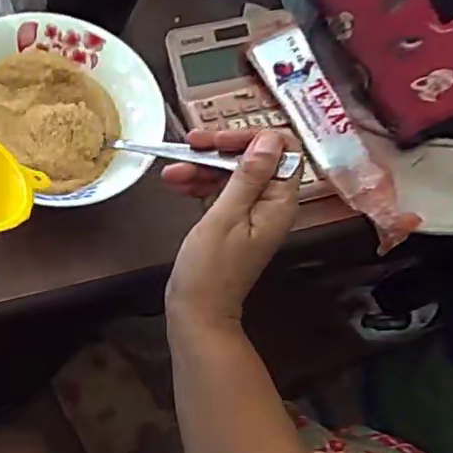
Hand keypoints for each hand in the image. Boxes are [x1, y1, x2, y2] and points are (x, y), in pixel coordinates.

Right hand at [163, 128, 300, 330]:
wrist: (196, 312)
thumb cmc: (208, 271)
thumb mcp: (224, 218)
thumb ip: (247, 177)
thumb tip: (269, 139)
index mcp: (279, 203)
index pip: (280, 152)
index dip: (250, 139)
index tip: (216, 140)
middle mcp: (271, 206)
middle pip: (254, 162)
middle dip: (220, 152)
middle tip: (188, 146)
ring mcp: (251, 216)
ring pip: (233, 177)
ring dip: (203, 169)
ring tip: (172, 171)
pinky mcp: (232, 225)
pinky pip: (221, 194)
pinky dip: (201, 186)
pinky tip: (178, 184)